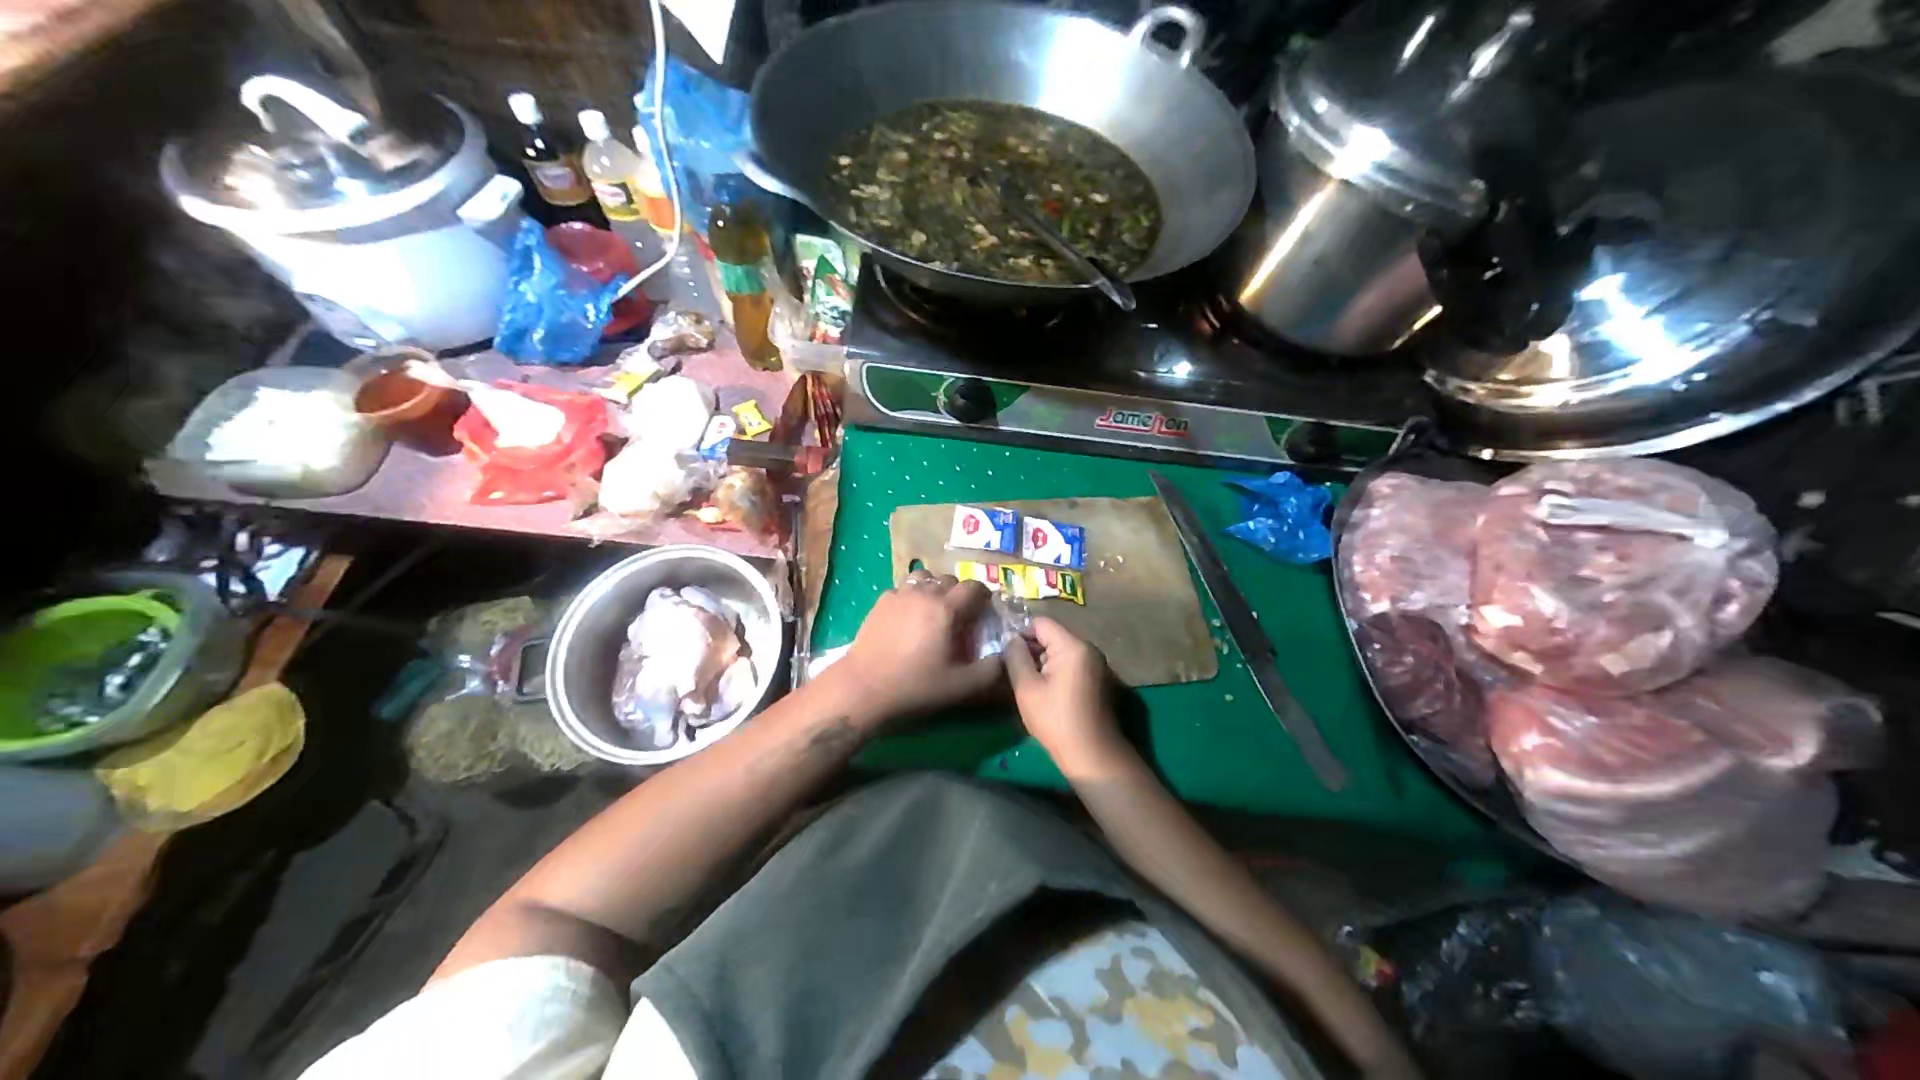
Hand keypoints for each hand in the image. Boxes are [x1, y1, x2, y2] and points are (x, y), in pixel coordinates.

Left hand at [827, 571, 1005, 728]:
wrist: (863, 688)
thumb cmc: (915, 686)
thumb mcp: (962, 686)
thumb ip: (992, 669)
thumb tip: (1005, 655)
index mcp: (946, 609)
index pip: (974, 587)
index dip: (985, 598)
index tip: (985, 613)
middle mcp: (923, 593)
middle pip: (950, 580)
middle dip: (960, 594)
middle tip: (962, 617)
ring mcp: (899, 595)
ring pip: (924, 578)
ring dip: (935, 589)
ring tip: (935, 611)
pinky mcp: (880, 602)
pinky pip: (904, 589)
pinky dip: (913, 597)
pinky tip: (910, 618)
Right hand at [1004, 617, 1116, 759]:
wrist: (1092, 755)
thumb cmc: (1056, 720)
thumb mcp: (1027, 688)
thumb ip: (1015, 656)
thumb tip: (1010, 638)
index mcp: (1073, 646)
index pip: (1041, 622)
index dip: (1020, 633)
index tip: (1005, 652)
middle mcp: (1088, 649)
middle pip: (1052, 635)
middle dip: (1031, 648)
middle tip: (1011, 669)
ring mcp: (1096, 664)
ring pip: (1060, 651)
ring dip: (1042, 662)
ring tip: (1025, 682)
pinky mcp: (1097, 679)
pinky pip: (1071, 664)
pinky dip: (1055, 671)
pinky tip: (1044, 692)